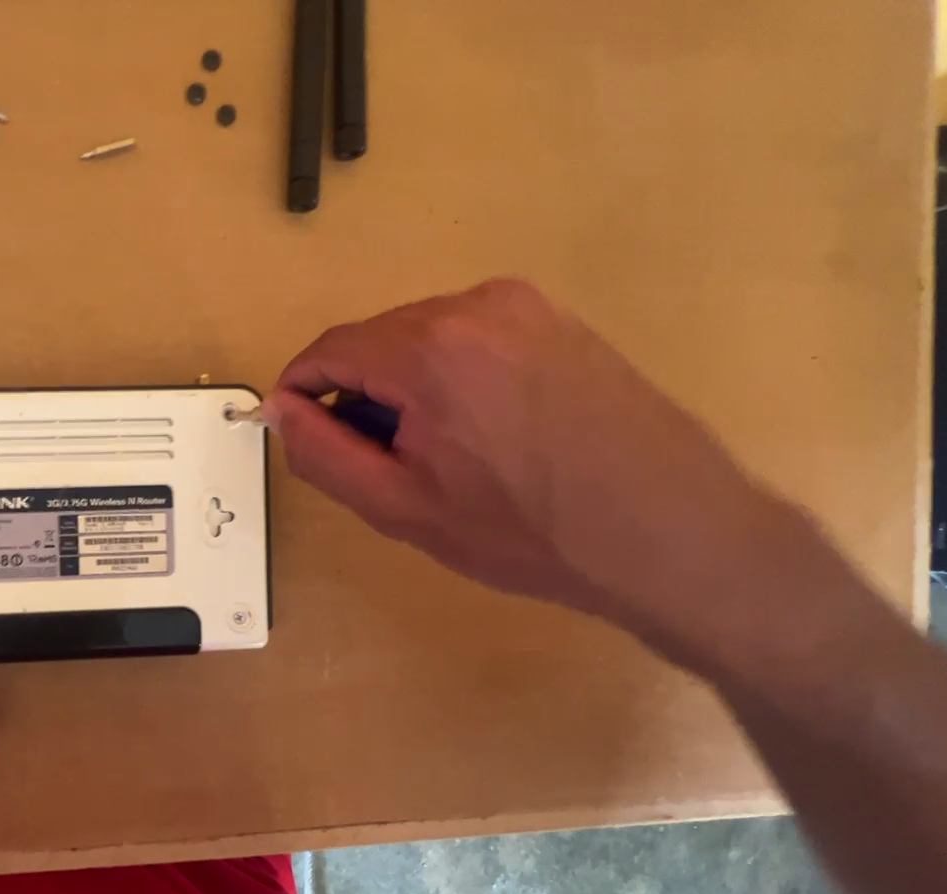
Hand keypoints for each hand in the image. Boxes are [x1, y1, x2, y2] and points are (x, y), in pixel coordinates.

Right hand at [265, 279, 798, 632]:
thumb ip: (320, 452)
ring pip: (421, 340)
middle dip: (356, 396)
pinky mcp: (559, 321)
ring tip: (433, 456)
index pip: (328, 350)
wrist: (671, 534)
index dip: (298, 391)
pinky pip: (469, 340)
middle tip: (374, 463)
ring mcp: (526, 307)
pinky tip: (478, 434)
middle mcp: (475, 305)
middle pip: (375, 342)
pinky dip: (448, 379)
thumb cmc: (524, 532)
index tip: (296, 434)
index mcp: (430, 348)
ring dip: (402, 389)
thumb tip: (275, 409)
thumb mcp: (399, 505)